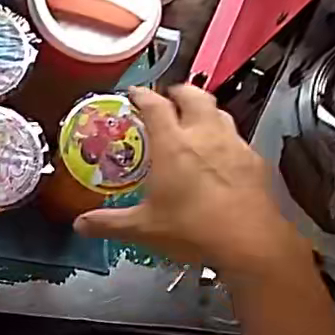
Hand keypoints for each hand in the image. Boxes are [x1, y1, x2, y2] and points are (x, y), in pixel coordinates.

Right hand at [74, 85, 310, 282]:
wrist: (248, 242)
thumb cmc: (191, 230)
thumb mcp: (143, 229)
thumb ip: (109, 223)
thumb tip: (80, 224)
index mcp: (173, 145)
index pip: (156, 105)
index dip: (143, 95)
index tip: (135, 94)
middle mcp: (204, 135)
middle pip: (193, 95)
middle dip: (178, 92)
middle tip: (168, 99)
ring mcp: (233, 144)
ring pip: (218, 112)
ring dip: (204, 110)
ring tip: (194, 121)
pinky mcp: (254, 160)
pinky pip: (237, 138)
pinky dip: (224, 137)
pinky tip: (220, 155)